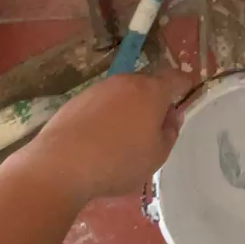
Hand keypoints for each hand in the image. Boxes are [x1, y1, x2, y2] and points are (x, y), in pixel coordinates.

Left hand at [21, 73, 192, 202]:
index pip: (175, 78)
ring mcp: (98, 89)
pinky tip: (95, 144)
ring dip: (126, 110)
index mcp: (152, 91)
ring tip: (120, 141)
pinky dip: (103, 118)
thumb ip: (170, 132)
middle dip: (152, 102)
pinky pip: (99, 106)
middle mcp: (126, 82)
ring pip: (121, 95)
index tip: (184, 97)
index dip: (183, 86)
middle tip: (151, 131)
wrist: (60, 165)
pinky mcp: (75, 101)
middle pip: (147, 86)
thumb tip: (171, 116)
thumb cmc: (119, 161)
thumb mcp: (157, 155)